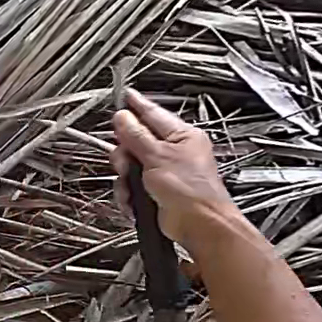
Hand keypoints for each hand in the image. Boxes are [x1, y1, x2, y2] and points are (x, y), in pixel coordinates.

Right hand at [112, 89, 233, 247]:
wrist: (199, 225)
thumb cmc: (192, 191)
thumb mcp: (157, 156)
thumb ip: (136, 135)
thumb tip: (123, 117)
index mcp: (181, 137)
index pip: (152, 114)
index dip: (135, 106)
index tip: (124, 95)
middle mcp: (174, 152)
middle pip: (135, 142)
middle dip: (124, 155)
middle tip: (126, 162)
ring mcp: (164, 173)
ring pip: (130, 167)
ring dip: (125, 179)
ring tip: (132, 186)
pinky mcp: (156, 192)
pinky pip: (132, 186)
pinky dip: (129, 195)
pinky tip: (134, 201)